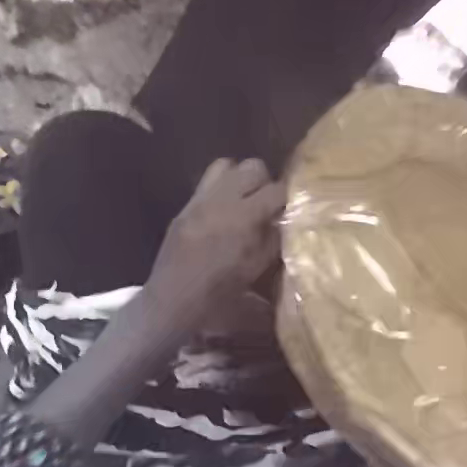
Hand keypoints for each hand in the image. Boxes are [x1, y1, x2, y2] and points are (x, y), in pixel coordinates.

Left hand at [145, 158, 285, 334]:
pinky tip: (223, 211)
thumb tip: (283, 220)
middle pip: (252, 167)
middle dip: (265, 182)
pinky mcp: (184, 207)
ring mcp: (199, 200)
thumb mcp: (255, 269)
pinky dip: (220, 189)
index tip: (293, 206)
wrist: (172, 300)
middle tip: (268, 203)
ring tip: (245, 200)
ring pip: (226, 165)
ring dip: (240, 179)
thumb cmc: (218, 292)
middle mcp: (220, 200)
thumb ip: (272, 240)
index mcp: (242, 217)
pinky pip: (206, 184)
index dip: (289, 196)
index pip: (276, 190)